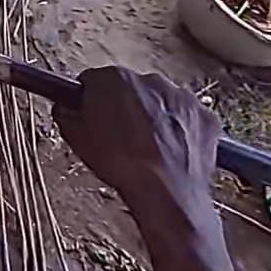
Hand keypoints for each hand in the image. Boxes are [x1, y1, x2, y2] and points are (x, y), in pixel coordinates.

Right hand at [55, 67, 217, 216]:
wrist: (165, 192)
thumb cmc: (117, 160)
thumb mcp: (72, 135)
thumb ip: (65, 111)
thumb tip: (67, 107)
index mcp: (112, 78)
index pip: (92, 80)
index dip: (88, 99)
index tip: (89, 114)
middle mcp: (149, 79)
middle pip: (128, 87)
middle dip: (121, 104)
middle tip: (116, 132)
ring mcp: (182, 97)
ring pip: (157, 100)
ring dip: (150, 114)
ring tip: (144, 144)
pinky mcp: (206, 117)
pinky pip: (184, 116)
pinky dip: (177, 127)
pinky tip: (167, 148)